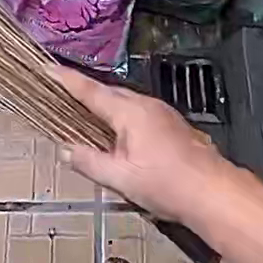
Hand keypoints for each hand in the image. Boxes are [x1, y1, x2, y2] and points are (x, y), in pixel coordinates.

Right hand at [52, 65, 240, 222]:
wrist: (214, 193)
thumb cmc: (168, 184)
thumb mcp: (121, 178)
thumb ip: (90, 162)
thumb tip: (66, 151)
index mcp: (129, 112)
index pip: (90, 90)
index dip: (67, 80)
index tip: (48, 69)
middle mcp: (146, 105)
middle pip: (108, 93)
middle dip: (85, 92)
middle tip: (63, 95)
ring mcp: (162, 113)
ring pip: (125, 102)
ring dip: (105, 106)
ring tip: (87, 117)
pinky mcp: (172, 125)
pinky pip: (139, 112)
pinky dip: (122, 117)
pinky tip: (119, 136)